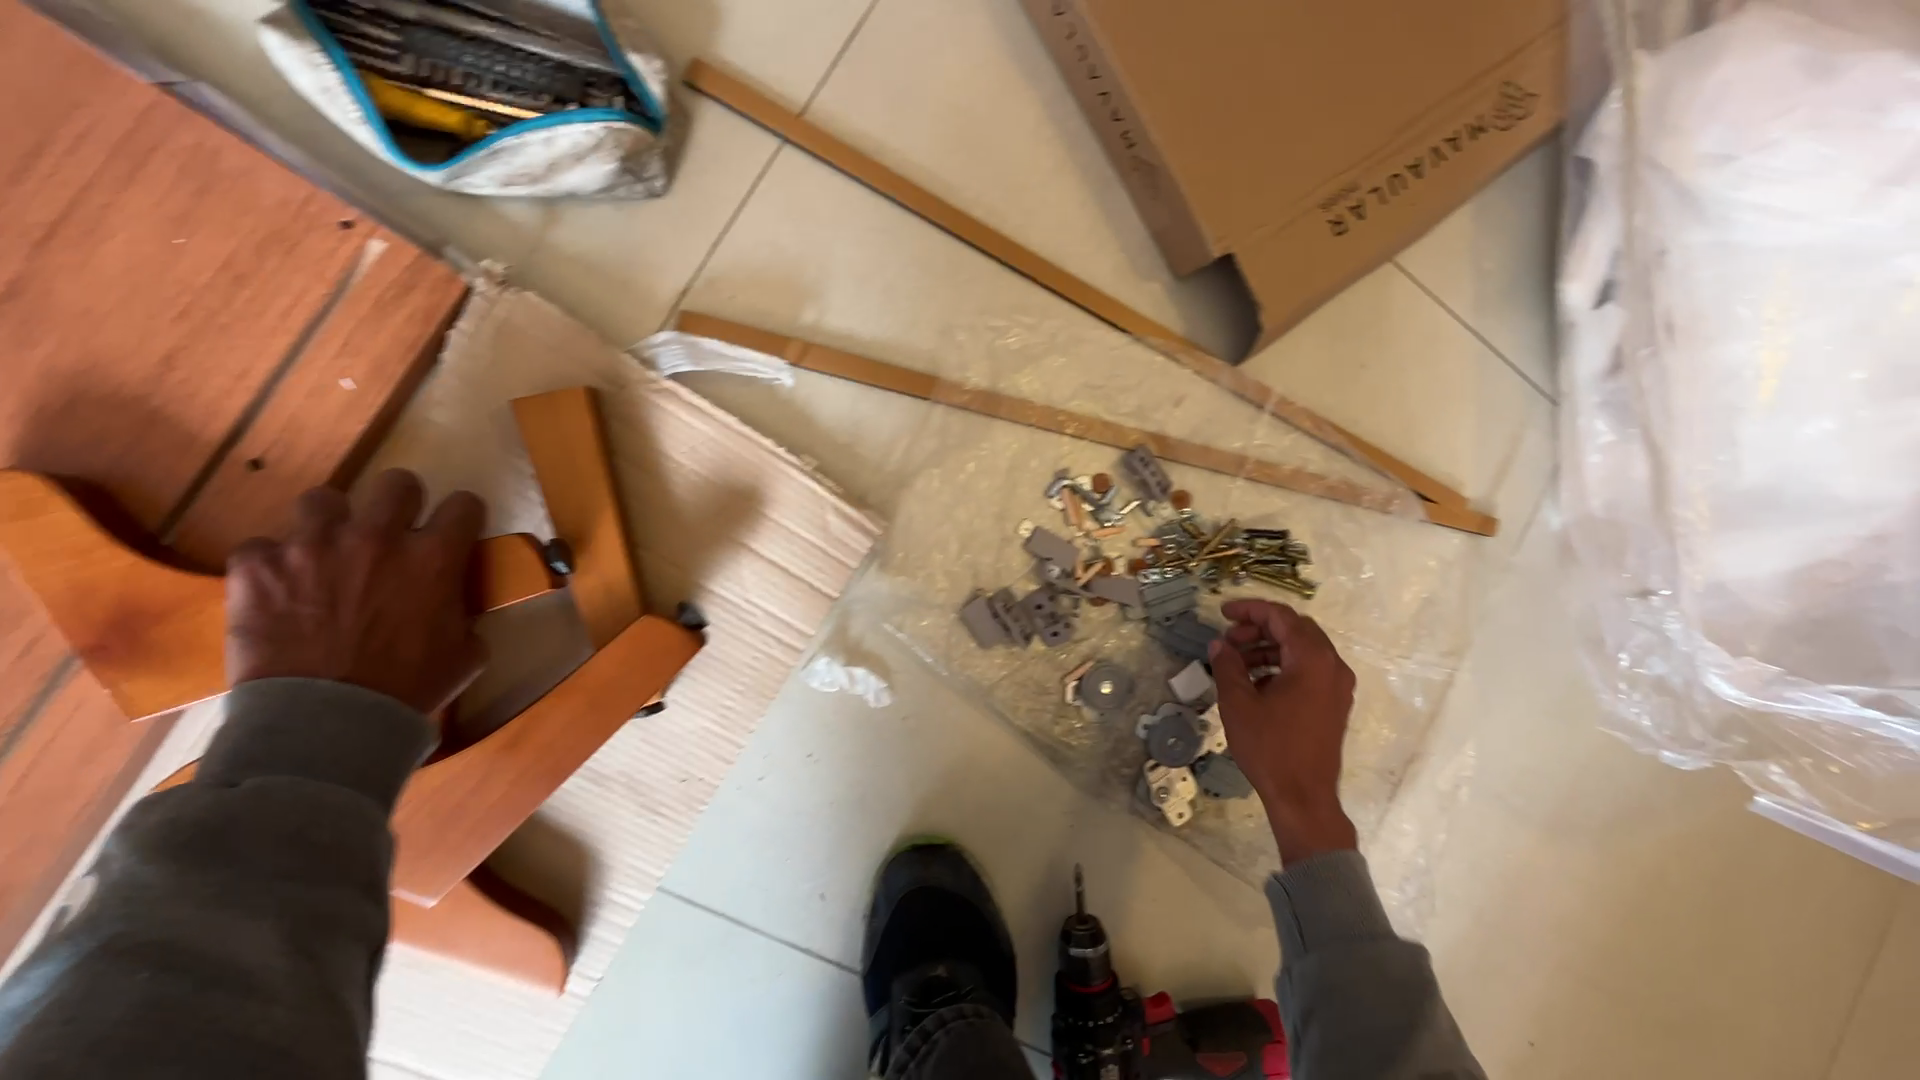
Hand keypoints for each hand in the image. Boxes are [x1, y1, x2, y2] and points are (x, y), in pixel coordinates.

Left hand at [226, 469, 488, 716]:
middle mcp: (377, 537)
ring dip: (330, 524)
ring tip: (326, 553)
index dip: (461, 518)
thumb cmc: (409, 689)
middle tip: (393, 531)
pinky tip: (278, 590)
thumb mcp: (465, 653)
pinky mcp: (257, 566)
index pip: (463, 505)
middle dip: (400, 503)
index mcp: (434, 557)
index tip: (454, 532)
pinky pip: (260, 547)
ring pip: (323, 499)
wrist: (326, 722)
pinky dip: (271, 565)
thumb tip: (457, 604)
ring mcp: (312, 546)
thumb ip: (464, 615)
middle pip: (396, 483)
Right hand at [1208, 599, 1357, 864]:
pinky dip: (1281, 666)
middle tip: (1228, 640)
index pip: (1282, 616)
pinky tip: (1255, 683)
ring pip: (1302, 650)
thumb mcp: (1238, 703)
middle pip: (1295, 629)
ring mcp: (1337, 686)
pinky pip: (1308, 670)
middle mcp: (1333, 666)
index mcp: (1313, 659)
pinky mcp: (1333, 704)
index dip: (1250, 610)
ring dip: (1268, 648)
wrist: (1303, 797)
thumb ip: (1227, 665)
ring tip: (1236, 662)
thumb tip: (1219, 645)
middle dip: (1259, 629)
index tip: (1222, 613)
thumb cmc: (1270, 747)